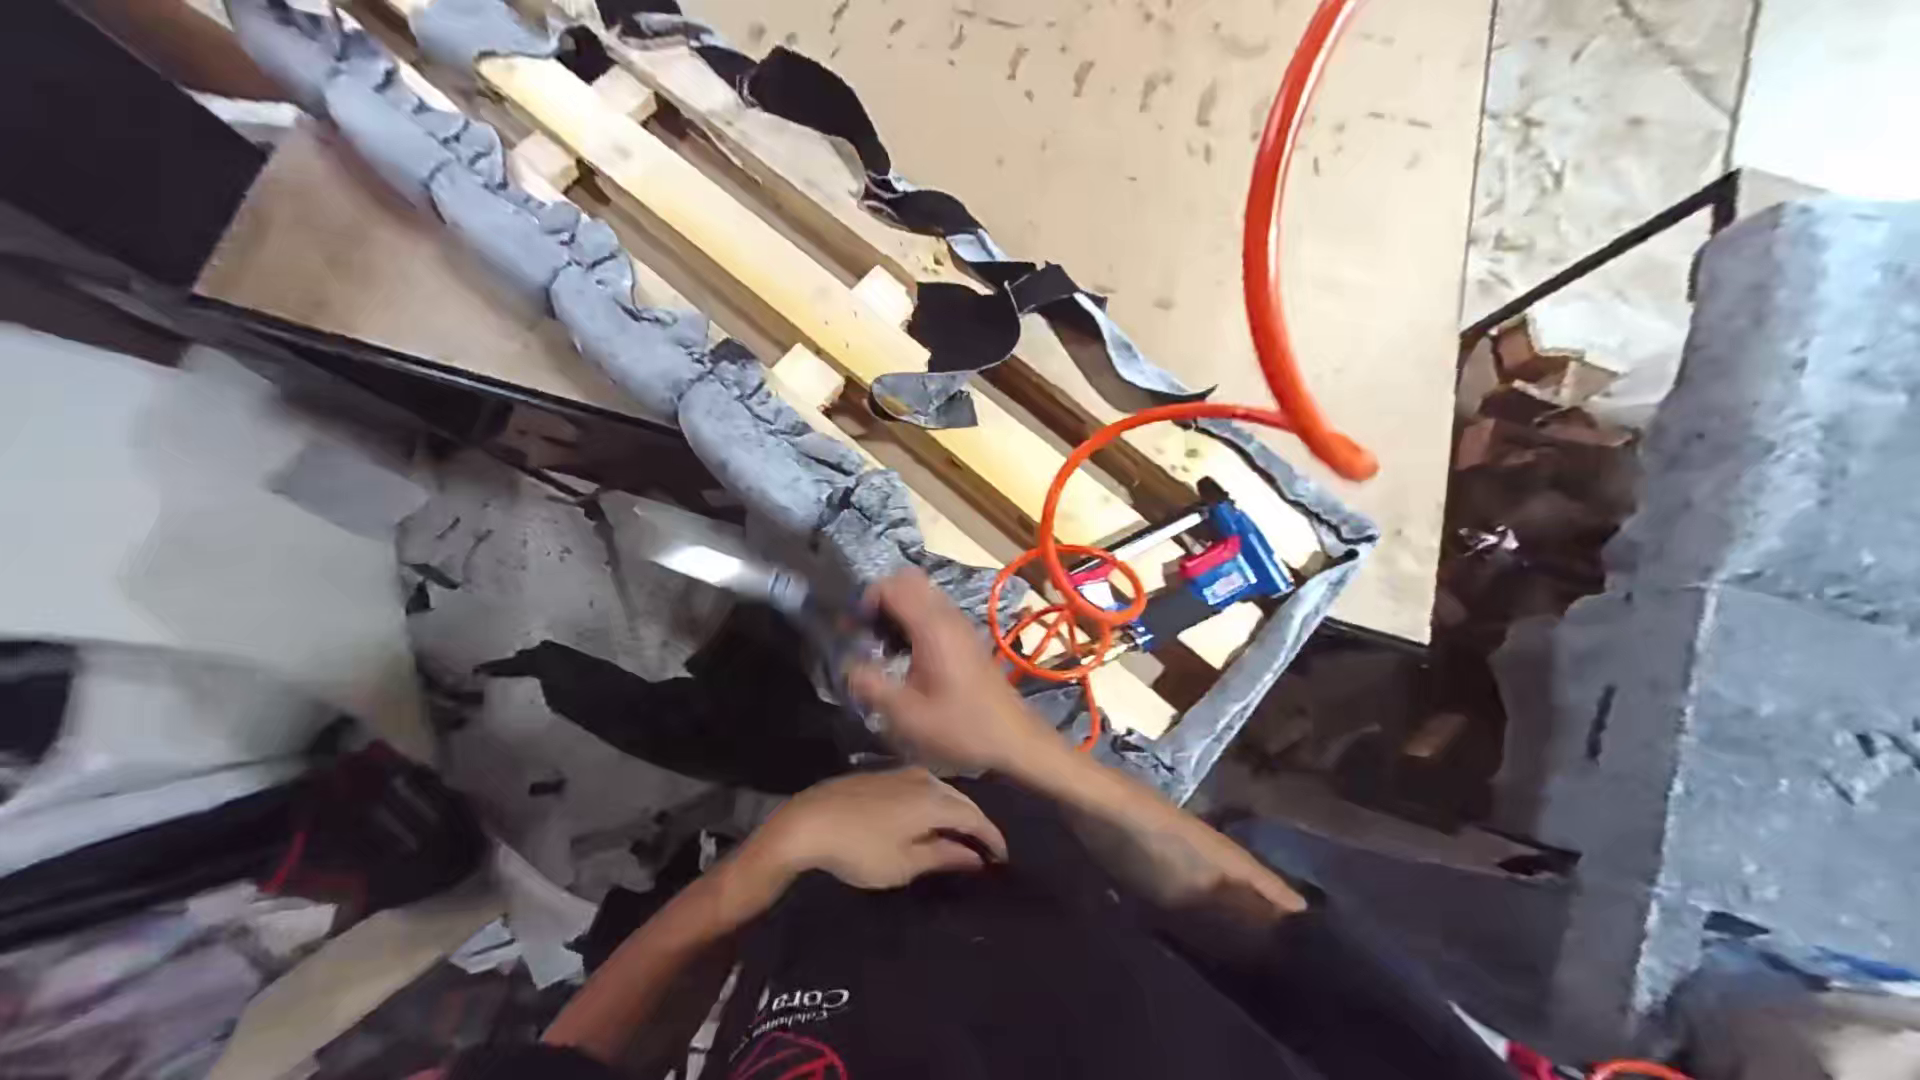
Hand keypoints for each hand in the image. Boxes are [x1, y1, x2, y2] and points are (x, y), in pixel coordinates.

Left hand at [747, 768, 1008, 889]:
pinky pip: (922, 786)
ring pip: (941, 790)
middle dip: (975, 823)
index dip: (992, 838)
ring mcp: (901, 772)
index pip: (976, 817)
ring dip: (953, 812)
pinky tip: (926, 819)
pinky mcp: (882, 774)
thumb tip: (976, 856)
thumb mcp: (904, 864)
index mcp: (934, 799)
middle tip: (983, 849)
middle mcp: (924, 778)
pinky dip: (933, 804)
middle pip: (961, 799)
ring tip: (958, 835)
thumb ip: (943, 855)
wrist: (807, 822)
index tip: (1002, 858)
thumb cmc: (859, 849)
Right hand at [845, 570, 1061, 772]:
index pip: (893, 585)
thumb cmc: (961, 728)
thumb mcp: (908, 716)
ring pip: (922, 594)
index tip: (855, 628)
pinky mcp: (966, 636)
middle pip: (908, 581)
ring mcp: (960, 624)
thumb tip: (848, 665)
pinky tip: (907, 656)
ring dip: (898, 610)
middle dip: (881, 599)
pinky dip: (914, 620)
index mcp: (932, 628)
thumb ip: (872, 686)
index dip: (867, 599)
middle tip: (867, 632)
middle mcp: (947, 616)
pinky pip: (934, 611)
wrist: (1013, 738)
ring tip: (884, 646)